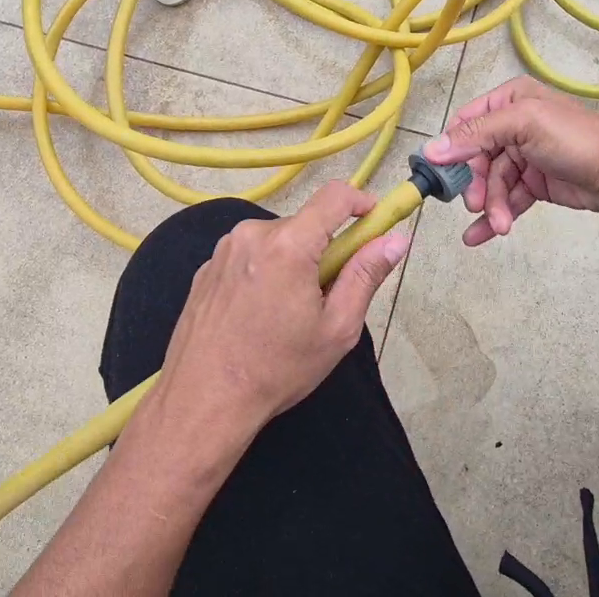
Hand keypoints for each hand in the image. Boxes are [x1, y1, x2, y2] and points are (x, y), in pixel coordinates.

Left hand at [156, 182, 410, 431]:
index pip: (335, 196)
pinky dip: (265, 272)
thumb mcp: (337, 328)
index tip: (375, 222)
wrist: (201, 402)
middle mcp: (252, 234)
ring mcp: (224, 249)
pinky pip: (250, 256)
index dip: (362, 202)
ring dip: (294, 261)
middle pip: (305, 223)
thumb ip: (367, 275)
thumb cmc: (277, 369)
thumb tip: (396, 240)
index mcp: (288, 244)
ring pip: (277, 240)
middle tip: (328, 296)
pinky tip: (258, 315)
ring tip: (289, 312)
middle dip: (324, 249)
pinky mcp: (206, 268)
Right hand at [422, 76, 598, 245]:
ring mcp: (524, 156)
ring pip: (491, 184)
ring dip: (491, 206)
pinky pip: (506, 200)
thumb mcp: (523, 124)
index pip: (466, 123)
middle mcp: (514, 125)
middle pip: (476, 158)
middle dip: (475, 184)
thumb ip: (476, 134)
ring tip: (500, 225)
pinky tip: (482, 235)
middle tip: (474, 204)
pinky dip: (495, 216)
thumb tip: (431, 149)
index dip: (451, 149)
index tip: (438, 174)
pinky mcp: (533, 184)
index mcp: (510, 99)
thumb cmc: (576, 139)